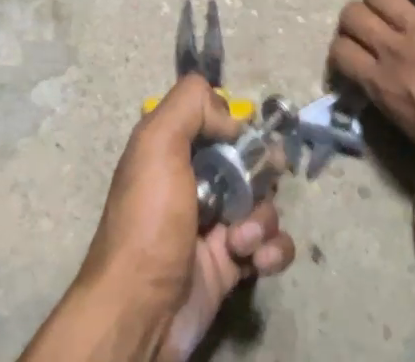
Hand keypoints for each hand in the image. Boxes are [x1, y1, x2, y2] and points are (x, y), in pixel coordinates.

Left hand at [78, 75, 296, 361]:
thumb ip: (190, 106)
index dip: (234, 127)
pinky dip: (273, 251)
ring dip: (263, 220)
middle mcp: (193, 184)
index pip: (214, 122)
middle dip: (262, 174)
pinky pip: (271, 246)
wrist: (141, 309)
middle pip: (247, 163)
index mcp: (170, 152)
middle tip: (258, 188)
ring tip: (240, 242)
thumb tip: (231, 116)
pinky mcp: (233, 264)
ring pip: (264, 205)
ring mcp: (214, 226)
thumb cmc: (148, 221)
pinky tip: (257, 262)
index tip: (243, 140)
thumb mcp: (156, 143)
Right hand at [328, 0, 414, 179]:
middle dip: (355, 18)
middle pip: (353, 15)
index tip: (353, 51)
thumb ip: (393, 102)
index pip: (340, 52)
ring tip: (389, 0)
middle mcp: (394, 50)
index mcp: (384, 86)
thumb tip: (385, 87)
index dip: (342, 48)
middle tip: (369, 24)